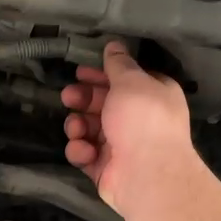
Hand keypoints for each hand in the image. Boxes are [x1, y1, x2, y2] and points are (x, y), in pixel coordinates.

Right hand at [62, 42, 197, 216]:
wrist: (147, 175)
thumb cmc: (143, 120)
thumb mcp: (131, 82)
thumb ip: (119, 64)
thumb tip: (114, 45)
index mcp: (152, 96)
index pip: (124, 81)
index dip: (101, 75)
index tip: (80, 72)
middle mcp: (138, 120)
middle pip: (102, 104)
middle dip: (83, 99)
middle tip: (69, 96)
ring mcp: (121, 146)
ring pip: (89, 129)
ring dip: (78, 126)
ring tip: (77, 128)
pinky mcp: (105, 168)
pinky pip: (86, 154)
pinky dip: (81, 151)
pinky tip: (85, 152)